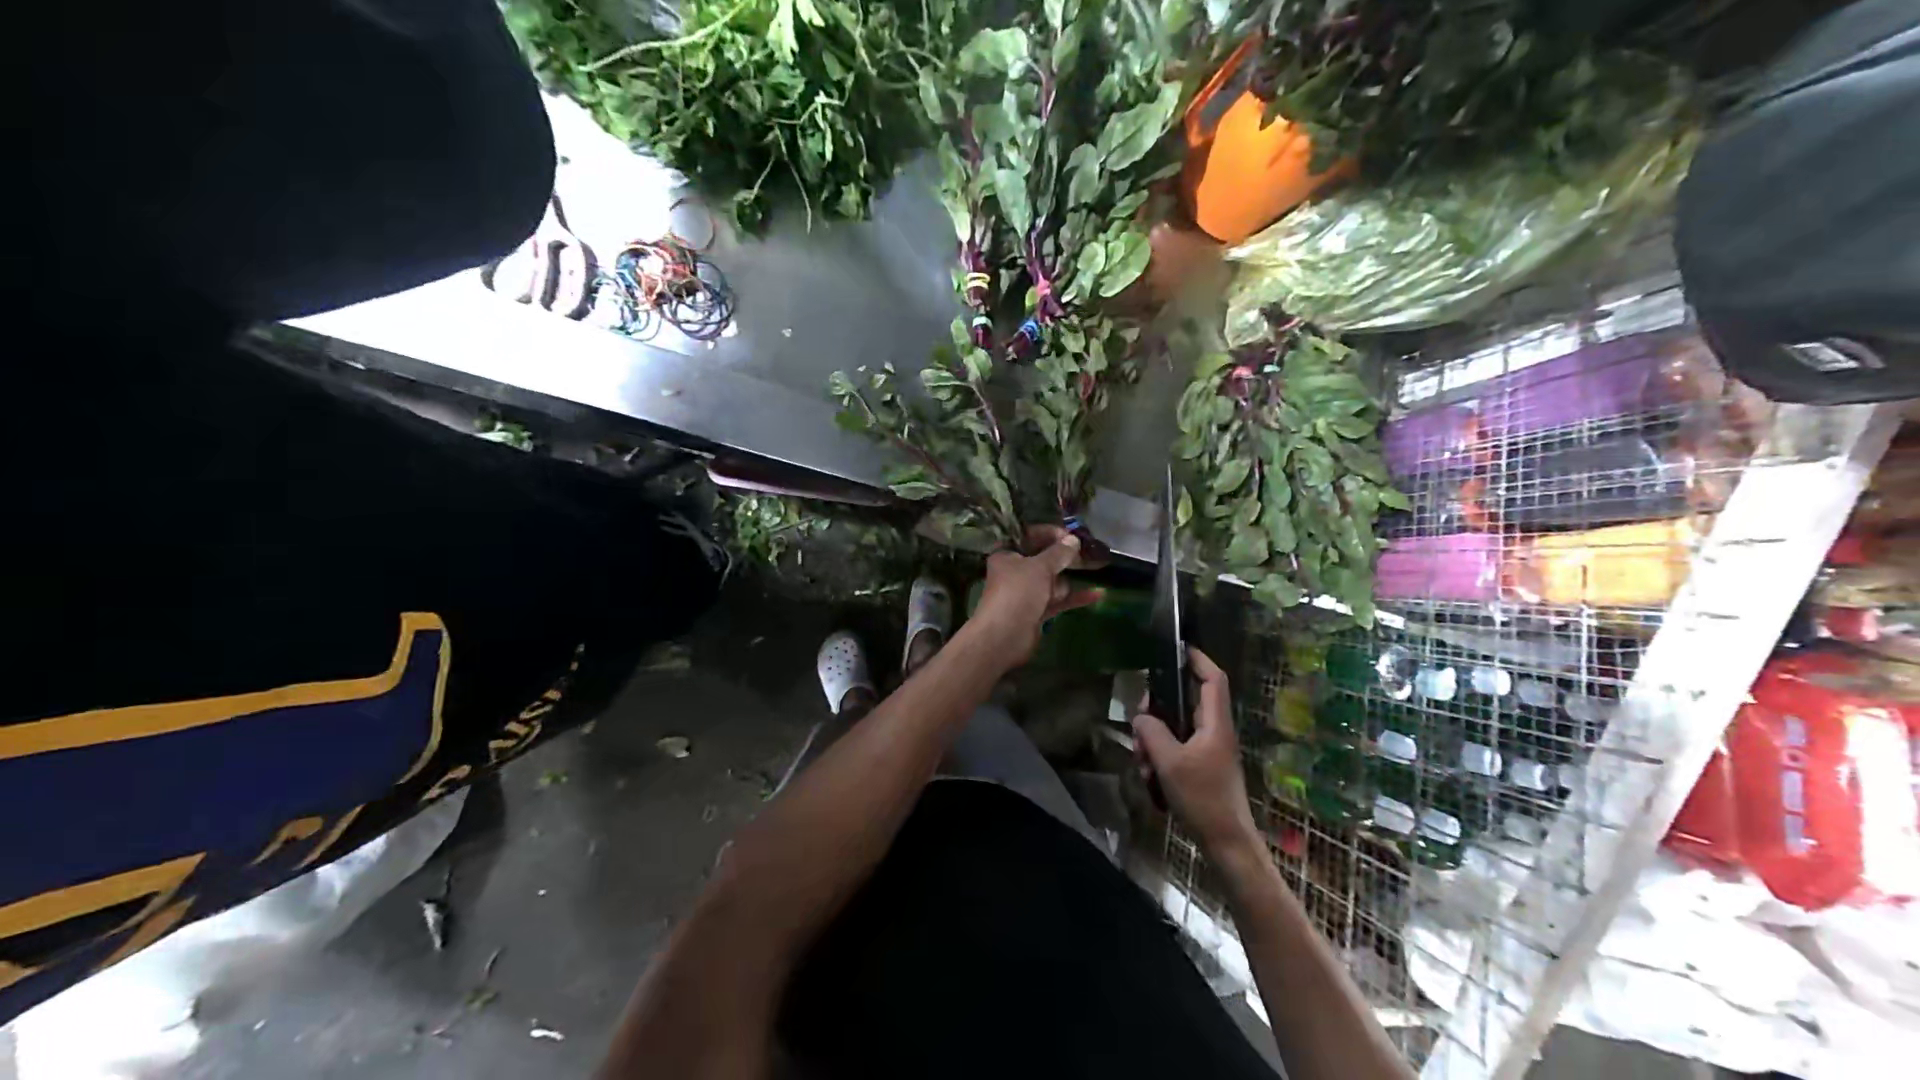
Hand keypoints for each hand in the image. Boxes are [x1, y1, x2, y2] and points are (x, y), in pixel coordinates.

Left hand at [969, 526, 1100, 667]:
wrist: (1004, 636)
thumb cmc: (1018, 593)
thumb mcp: (1039, 567)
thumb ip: (1059, 553)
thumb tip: (1074, 540)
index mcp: (1008, 554)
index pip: (1030, 536)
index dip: (1050, 533)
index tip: (1071, 535)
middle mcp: (1016, 571)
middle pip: (1044, 558)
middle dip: (1066, 557)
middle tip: (1089, 552)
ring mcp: (1028, 592)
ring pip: (1053, 580)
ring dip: (1067, 580)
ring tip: (1089, 573)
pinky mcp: (1038, 611)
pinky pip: (1060, 600)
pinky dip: (1075, 597)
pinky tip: (1098, 593)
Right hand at [1133, 647, 1260, 855]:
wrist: (1225, 841)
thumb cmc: (1202, 797)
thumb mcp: (1169, 762)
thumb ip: (1152, 732)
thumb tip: (1141, 717)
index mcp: (1215, 724)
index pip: (1212, 679)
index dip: (1198, 659)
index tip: (1178, 648)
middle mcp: (1214, 732)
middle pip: (1184, 704)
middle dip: (1156, 712)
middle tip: (1138, 725)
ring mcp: (1208, 751)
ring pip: (1174, 729)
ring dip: (1153, 740)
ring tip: (1142, 762)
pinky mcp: (1201, 768)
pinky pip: (1175, 750)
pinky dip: (1159, 757)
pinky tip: (1149, 777)